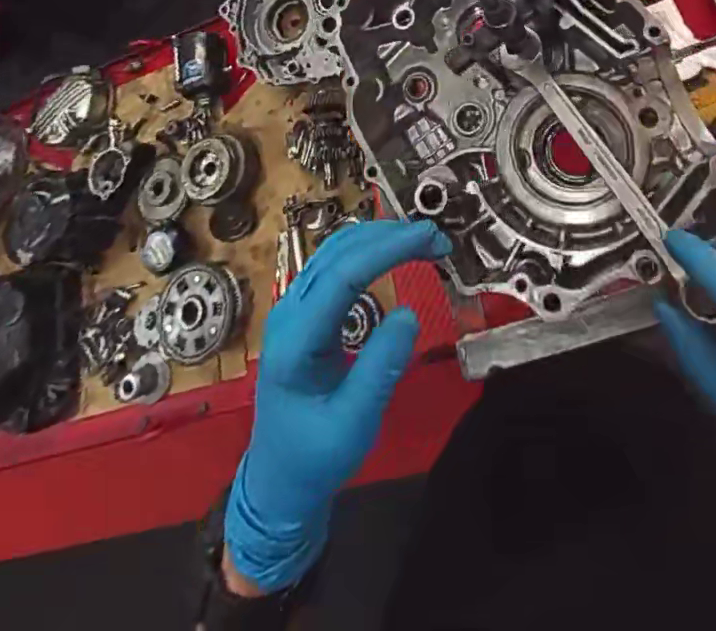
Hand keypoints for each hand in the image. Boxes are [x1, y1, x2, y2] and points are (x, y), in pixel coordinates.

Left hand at [224, 219, 447, 592]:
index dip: (389, 250)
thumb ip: (380, 368)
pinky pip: (333, 268)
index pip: (344, 275)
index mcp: (295, 339)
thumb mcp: (354, 423)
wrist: (278, 479)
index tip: (431, 239)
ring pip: (333, 253)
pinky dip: (367, 252)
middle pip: (338, 254)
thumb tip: (409, 314)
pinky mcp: (303, 314)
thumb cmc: (315, 456)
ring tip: (423, 241)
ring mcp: (292, 310)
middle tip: (438, 239)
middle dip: (389, 237)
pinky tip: (392, 254)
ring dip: (378, 239)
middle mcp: (288, 312)